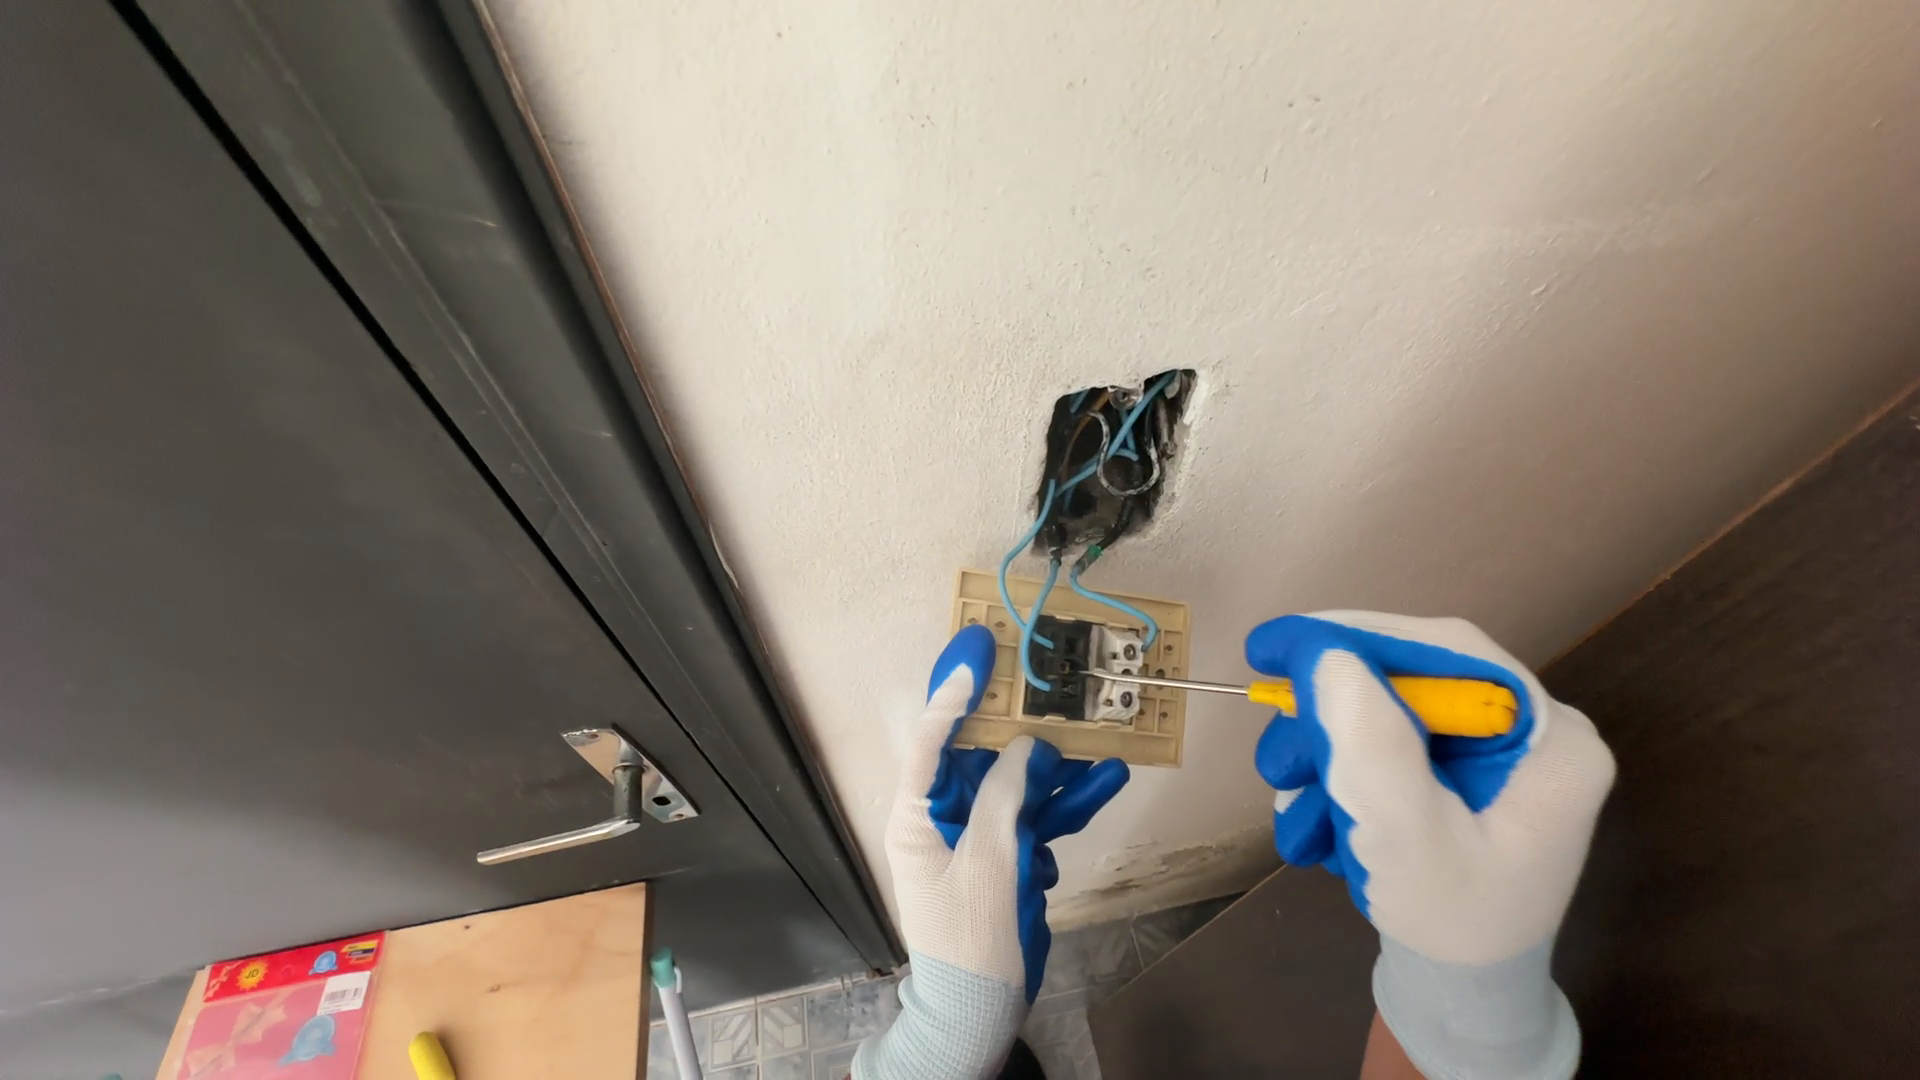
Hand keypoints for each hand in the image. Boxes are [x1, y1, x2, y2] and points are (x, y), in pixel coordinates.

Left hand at [855, 625, 1129, 1079]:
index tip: (976, 658)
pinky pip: (1035, 816)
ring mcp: (977, 832)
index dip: (951, 697)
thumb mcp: (986, 868)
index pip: (929, 742)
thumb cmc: (969, 945)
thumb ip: (1004, 800)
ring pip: (1018, 785)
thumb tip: (1026, 747)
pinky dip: (1066, 803)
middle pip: (982, 756)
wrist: (979, 1015)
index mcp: (918, 815)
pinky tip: (1104, 782)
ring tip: (1100, 747)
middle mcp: (944, 814)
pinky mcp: (1004, 850)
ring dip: (1059, 770)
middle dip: (1021, 730)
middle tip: (1048, 691)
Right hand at [1247, 611, 1614, 1079]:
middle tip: (1284, 766)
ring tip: (1305, 817)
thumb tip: (1324, 655)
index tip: (1274, 645)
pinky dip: (1329, 776)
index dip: (1355, 635)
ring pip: (1368, 708)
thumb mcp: (1409, 840)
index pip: (1444, 649)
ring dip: (1318, 758)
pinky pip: (1364, 738)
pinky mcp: (1437, 761)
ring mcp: (1473, 744)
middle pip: (1397, 677)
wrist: (1458, 983)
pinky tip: (1323, 822)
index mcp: (1547, 738)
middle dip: (1325, 722)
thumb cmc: (1451, 920)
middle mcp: (1514, 727)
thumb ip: (1373, 747)